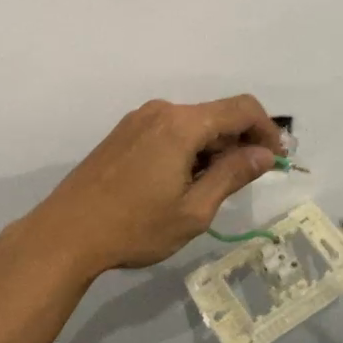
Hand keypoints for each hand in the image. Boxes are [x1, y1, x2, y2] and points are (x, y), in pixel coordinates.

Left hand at [16, 96, 284, 275]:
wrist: (66, 233)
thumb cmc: (135, 226)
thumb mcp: (193, 210)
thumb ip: (232, 175)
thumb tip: (264, 154)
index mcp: (181, 124)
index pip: (241, 109)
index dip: (267, 131)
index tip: (275, 162)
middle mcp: (161, 111)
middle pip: (216, 115)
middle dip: (240, 142)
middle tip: (246, 182)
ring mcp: (138, 120)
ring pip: (193, 124)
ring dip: (212, 148)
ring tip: (210, 190)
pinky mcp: (123, 134)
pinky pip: (169, 131)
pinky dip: (188, 149)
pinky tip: (181, 183)